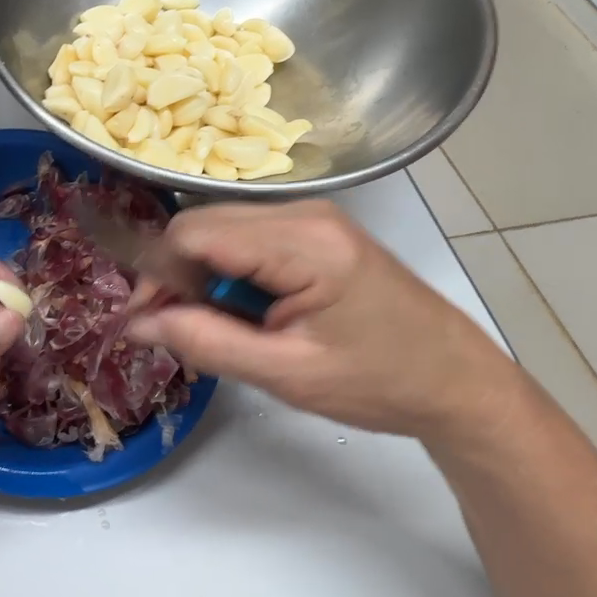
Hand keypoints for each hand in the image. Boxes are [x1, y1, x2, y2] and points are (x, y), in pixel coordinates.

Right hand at [125, 200, 519, 440]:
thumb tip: (135, 323)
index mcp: (305, 244)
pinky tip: (241, 306)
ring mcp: (310, 214)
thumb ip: (205, 342)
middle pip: (200, 223)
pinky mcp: (312, 227)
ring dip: (198, 271)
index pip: (194, 234)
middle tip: (176, 325)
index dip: (157, 273)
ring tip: (214, 321)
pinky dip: (224, 267)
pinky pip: (241, 233)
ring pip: (216, 227)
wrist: (461, 383)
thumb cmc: (381, 384)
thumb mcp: (286, 375)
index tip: (147, 320)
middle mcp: (304, 212)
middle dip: (174, 272)